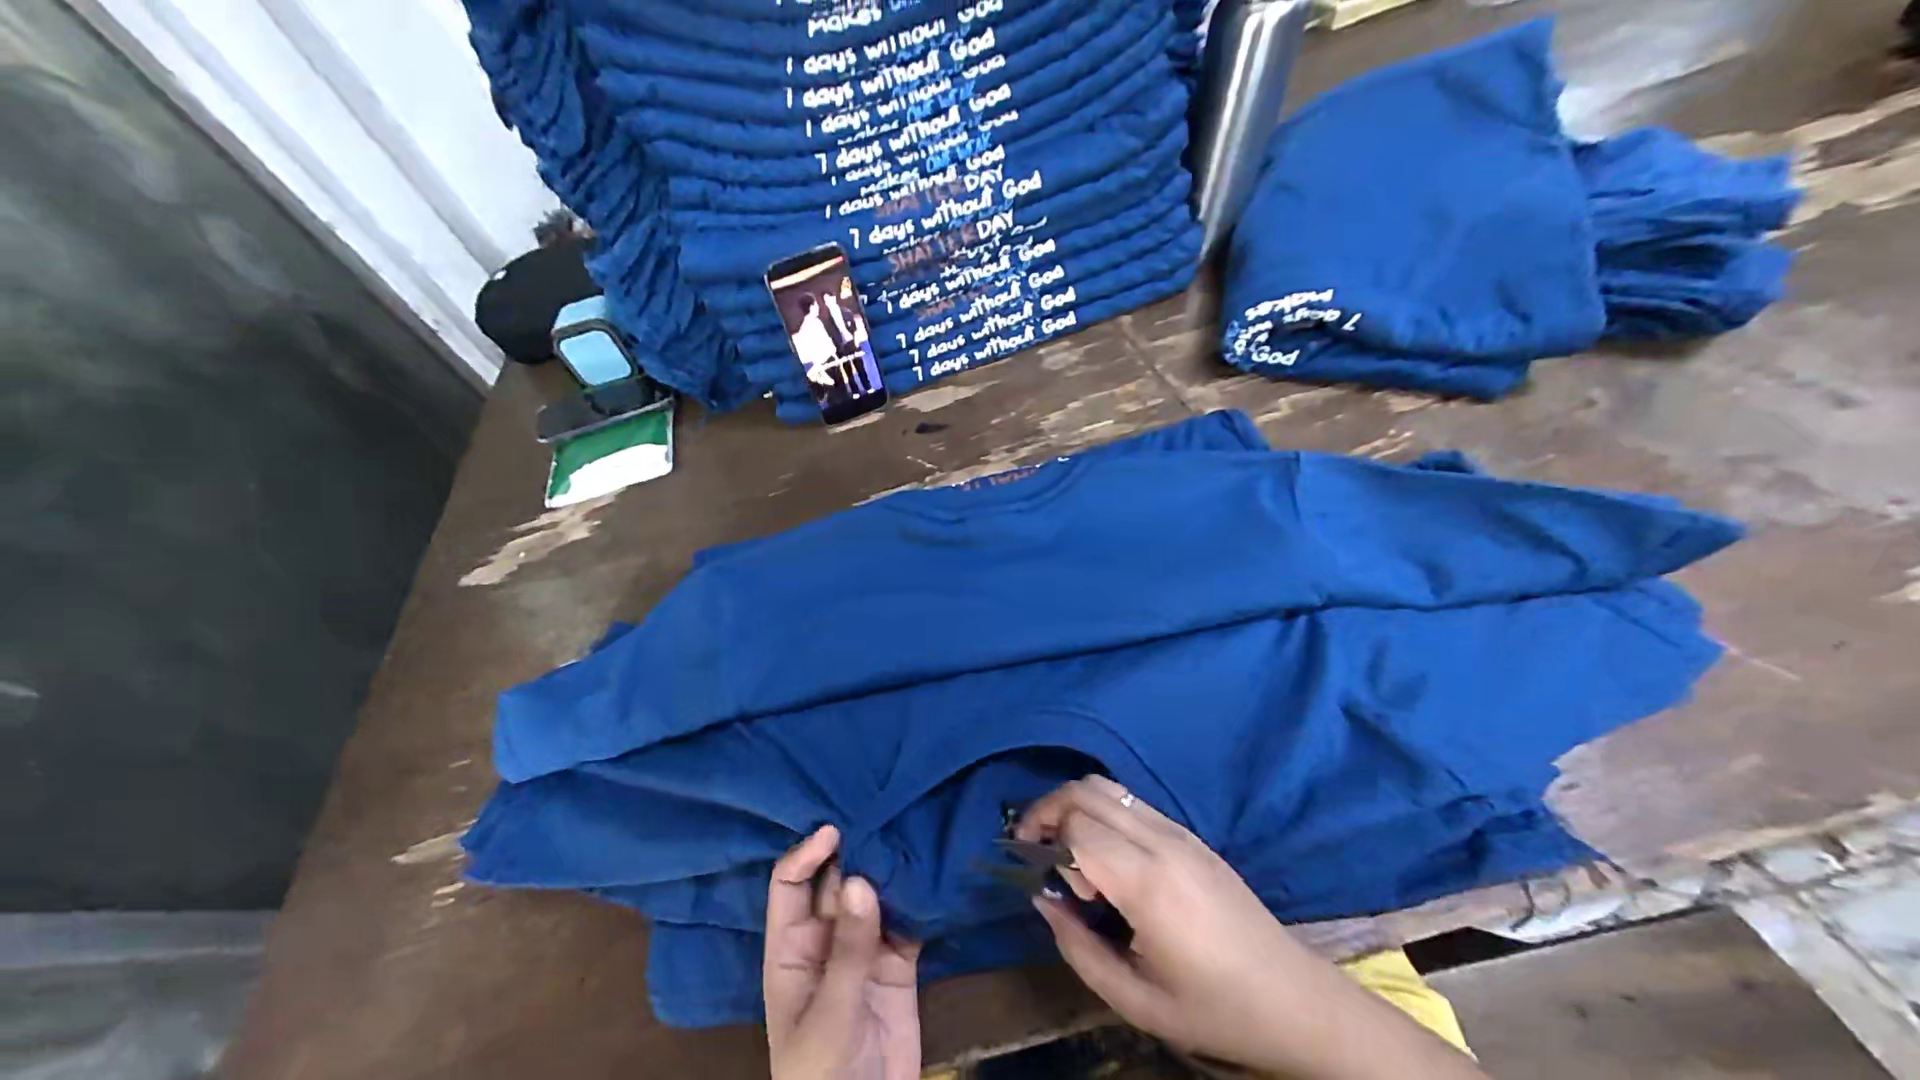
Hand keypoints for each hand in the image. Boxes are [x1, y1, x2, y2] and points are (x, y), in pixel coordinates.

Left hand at [764, 825, 922, 1079]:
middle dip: (856, 850)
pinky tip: (929, 869)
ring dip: (889, 868)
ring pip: (873, 894)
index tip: (836, 830)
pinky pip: (906, 919)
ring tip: (909, 831)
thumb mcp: (829, 1013)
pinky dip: (917, 897)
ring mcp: (863, 947)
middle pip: (836, 881)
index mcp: (791, 946)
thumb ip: (848, 948)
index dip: (808, 854)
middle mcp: (825, 937)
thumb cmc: (822, 1073)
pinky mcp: (898, 960)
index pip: (790, 885)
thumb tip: (861, 881)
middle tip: (882, 814)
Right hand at [1018, 776, 1484, 1079]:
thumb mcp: (1133, 999)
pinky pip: (1130, 801)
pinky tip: (1104, 857)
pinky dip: (1101, 812)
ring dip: (1074, 806)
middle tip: (1035, 849)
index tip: (1030, 867)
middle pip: (1086, 790)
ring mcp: (1179, 831)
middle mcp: (1161, 841)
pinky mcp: (1190, 834)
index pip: (1076, 825)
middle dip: (1048, 810)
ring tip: (1067, 853)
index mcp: (1147, 882)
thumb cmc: (1212, 1008)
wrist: (1292, 999)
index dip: (1042, 837)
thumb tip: (1043, 897)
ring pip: (1107, 786)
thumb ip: (1076, 946)